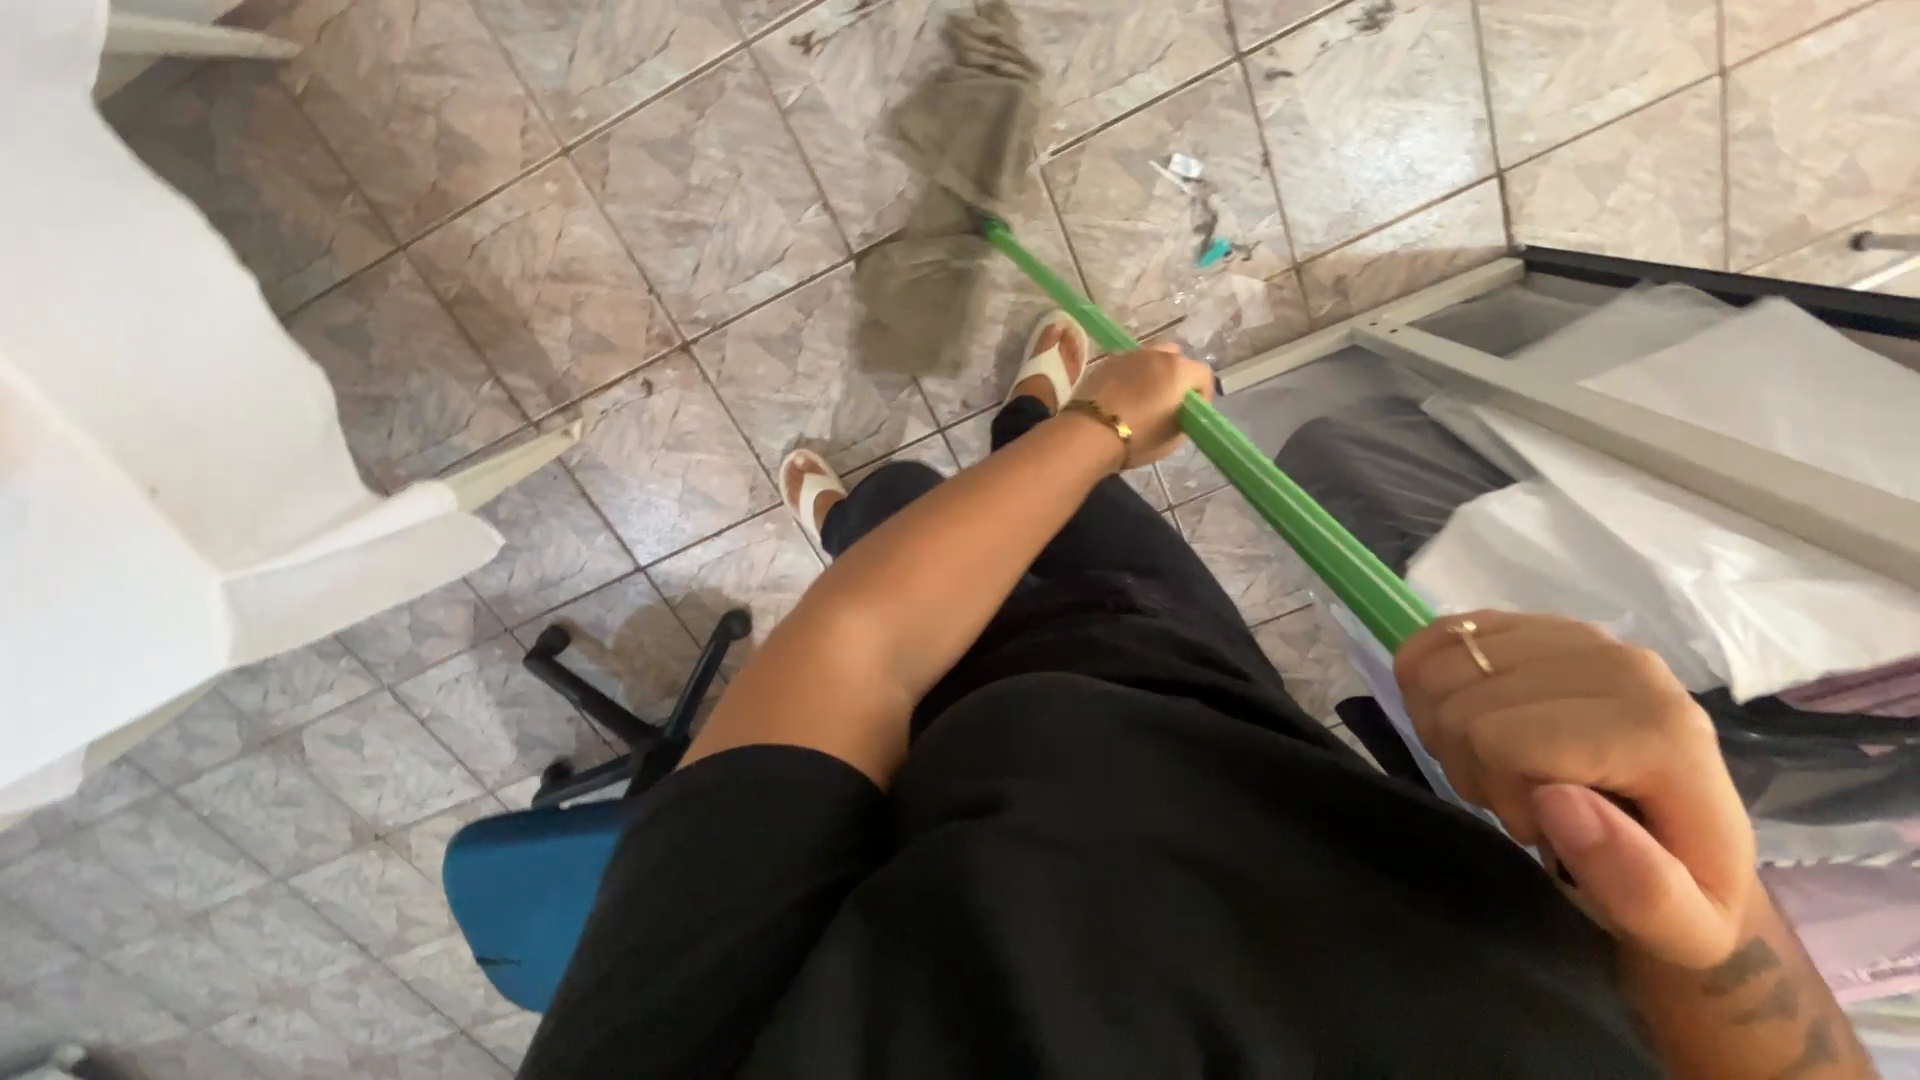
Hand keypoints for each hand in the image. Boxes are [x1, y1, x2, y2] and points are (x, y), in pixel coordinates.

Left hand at [1070, 343, 1213, 466]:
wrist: (1089, 433)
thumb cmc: (1138, 439)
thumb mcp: (1173, 437)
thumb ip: (1184, 416)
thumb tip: (1180, 410)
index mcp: (1179, 370)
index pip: (1203, 375)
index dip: (1202, 395)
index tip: (1192, 413)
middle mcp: (1156, 354)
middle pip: (1176, 357)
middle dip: (1177, 376)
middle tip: (1167, 401)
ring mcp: (1128, 355)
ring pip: (1149, 357)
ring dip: (1152, 373)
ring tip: (1142, 397)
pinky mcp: (1104, 362)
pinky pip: (1125, 365)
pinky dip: (1128, 376)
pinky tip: (1120, 396)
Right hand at [1394, 611, 1761, 969]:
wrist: (1683, 835)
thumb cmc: (1680, 891)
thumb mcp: (1680, 924)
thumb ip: (1637, 883)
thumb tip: (1558, 798)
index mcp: (1660, 732)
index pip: (1502, 739)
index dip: (1500, 795)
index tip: (1543, 829)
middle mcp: (1621, 665)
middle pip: (1464, 706)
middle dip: (1469, 764)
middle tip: (1513, 797)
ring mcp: (1576, 636)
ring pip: (1441, 670)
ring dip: (1445, 726)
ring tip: (1492, 759)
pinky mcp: (1538, 625)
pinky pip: (1444, 633)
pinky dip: (1427, 677)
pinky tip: (1462, 713)